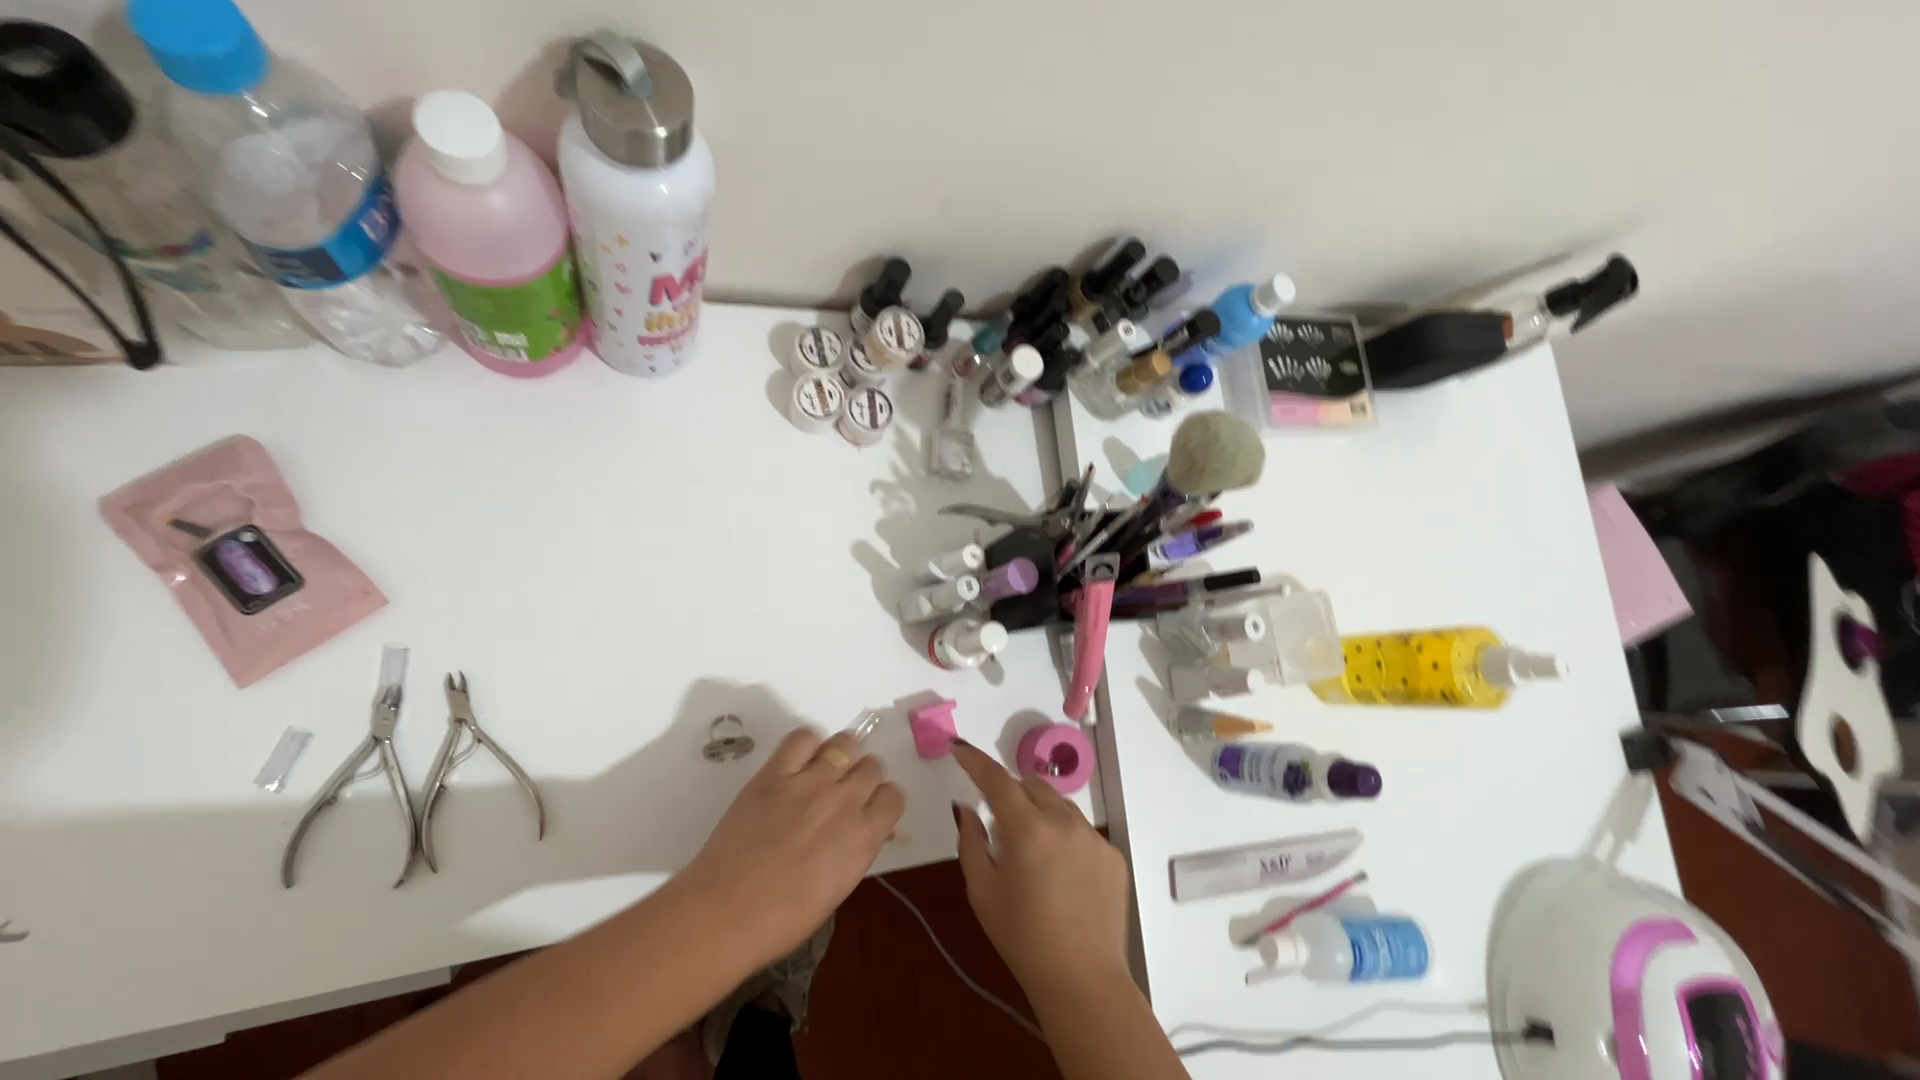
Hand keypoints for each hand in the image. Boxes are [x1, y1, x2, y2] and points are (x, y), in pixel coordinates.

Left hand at [678, 727, 904, 968]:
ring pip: (845, 744)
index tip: (868, 809)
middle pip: (872, 766)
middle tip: (842, 793)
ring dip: (842, 755)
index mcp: (864, 837)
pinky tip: (799, 762)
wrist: (725, 913)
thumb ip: (855, 851)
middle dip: (863, 777)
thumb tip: (863, 831)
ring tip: (825, 771)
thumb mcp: (836, 889)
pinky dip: (808, 744)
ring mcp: (808, 783)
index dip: (881, 801)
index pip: (894, 796)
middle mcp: (844, 802)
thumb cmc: (783, 919)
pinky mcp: (773, 774)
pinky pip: (802, 737)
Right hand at [950, 740, 1131, 1001]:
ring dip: (1039, 811)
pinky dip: (1064, 835)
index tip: (960, 749)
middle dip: (1011, 791)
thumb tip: (967, 808)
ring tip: (1031, 850)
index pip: (998, 779)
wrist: (1082, 979)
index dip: (976, 762)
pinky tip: (1059, 872)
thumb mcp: (982, 891)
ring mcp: (1093, 837)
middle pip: (1032, 785)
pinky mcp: (1113, 856)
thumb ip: (971, 841)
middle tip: (998, 820)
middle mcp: (1064, 822)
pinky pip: (1081, 830)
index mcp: (1027, 829)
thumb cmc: (1022, 938)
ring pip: (1060, 804)